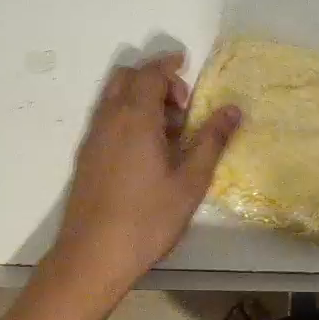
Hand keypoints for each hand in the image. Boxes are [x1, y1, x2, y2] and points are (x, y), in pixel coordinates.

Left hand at [48, 53, 240, 289]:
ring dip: (139, 98)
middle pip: (126, 78)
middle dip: (154, 78)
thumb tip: (232, 109)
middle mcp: (109, 120)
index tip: (187, 64)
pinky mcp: (86, 159)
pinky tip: (145, 151)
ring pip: (112, 98)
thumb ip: (211, 141)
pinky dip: (126, 117)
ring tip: (168, 130)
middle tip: (181, 104)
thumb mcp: (190, 182)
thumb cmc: (147, 219)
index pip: (150, 74)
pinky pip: (106, 120)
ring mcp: (92, 139)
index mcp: (135, 118)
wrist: (93, 255)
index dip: (169, 65)